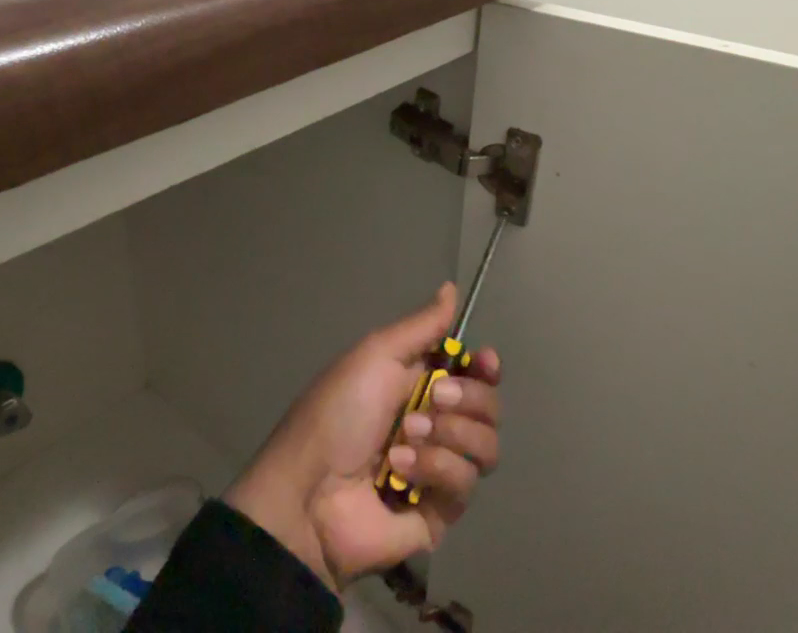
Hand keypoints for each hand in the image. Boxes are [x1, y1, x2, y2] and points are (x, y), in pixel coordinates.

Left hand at [222, 283, 502, 591]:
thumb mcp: (375, 356)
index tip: (484, 363)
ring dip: (448, 435)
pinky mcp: (441, 511)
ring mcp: (439, 470)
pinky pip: (465, 484)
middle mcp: (435, 425)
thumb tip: (451, 287)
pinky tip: (399, 471)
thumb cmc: (338, 414)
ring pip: (486, 447)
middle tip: (430, 400)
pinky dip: (434, 470)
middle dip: (465, 399)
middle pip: (489, 407)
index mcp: (419, 385)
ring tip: (405, 439)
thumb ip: (422, 326)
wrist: (309, 492)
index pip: (474, 374)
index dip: (486, 368)